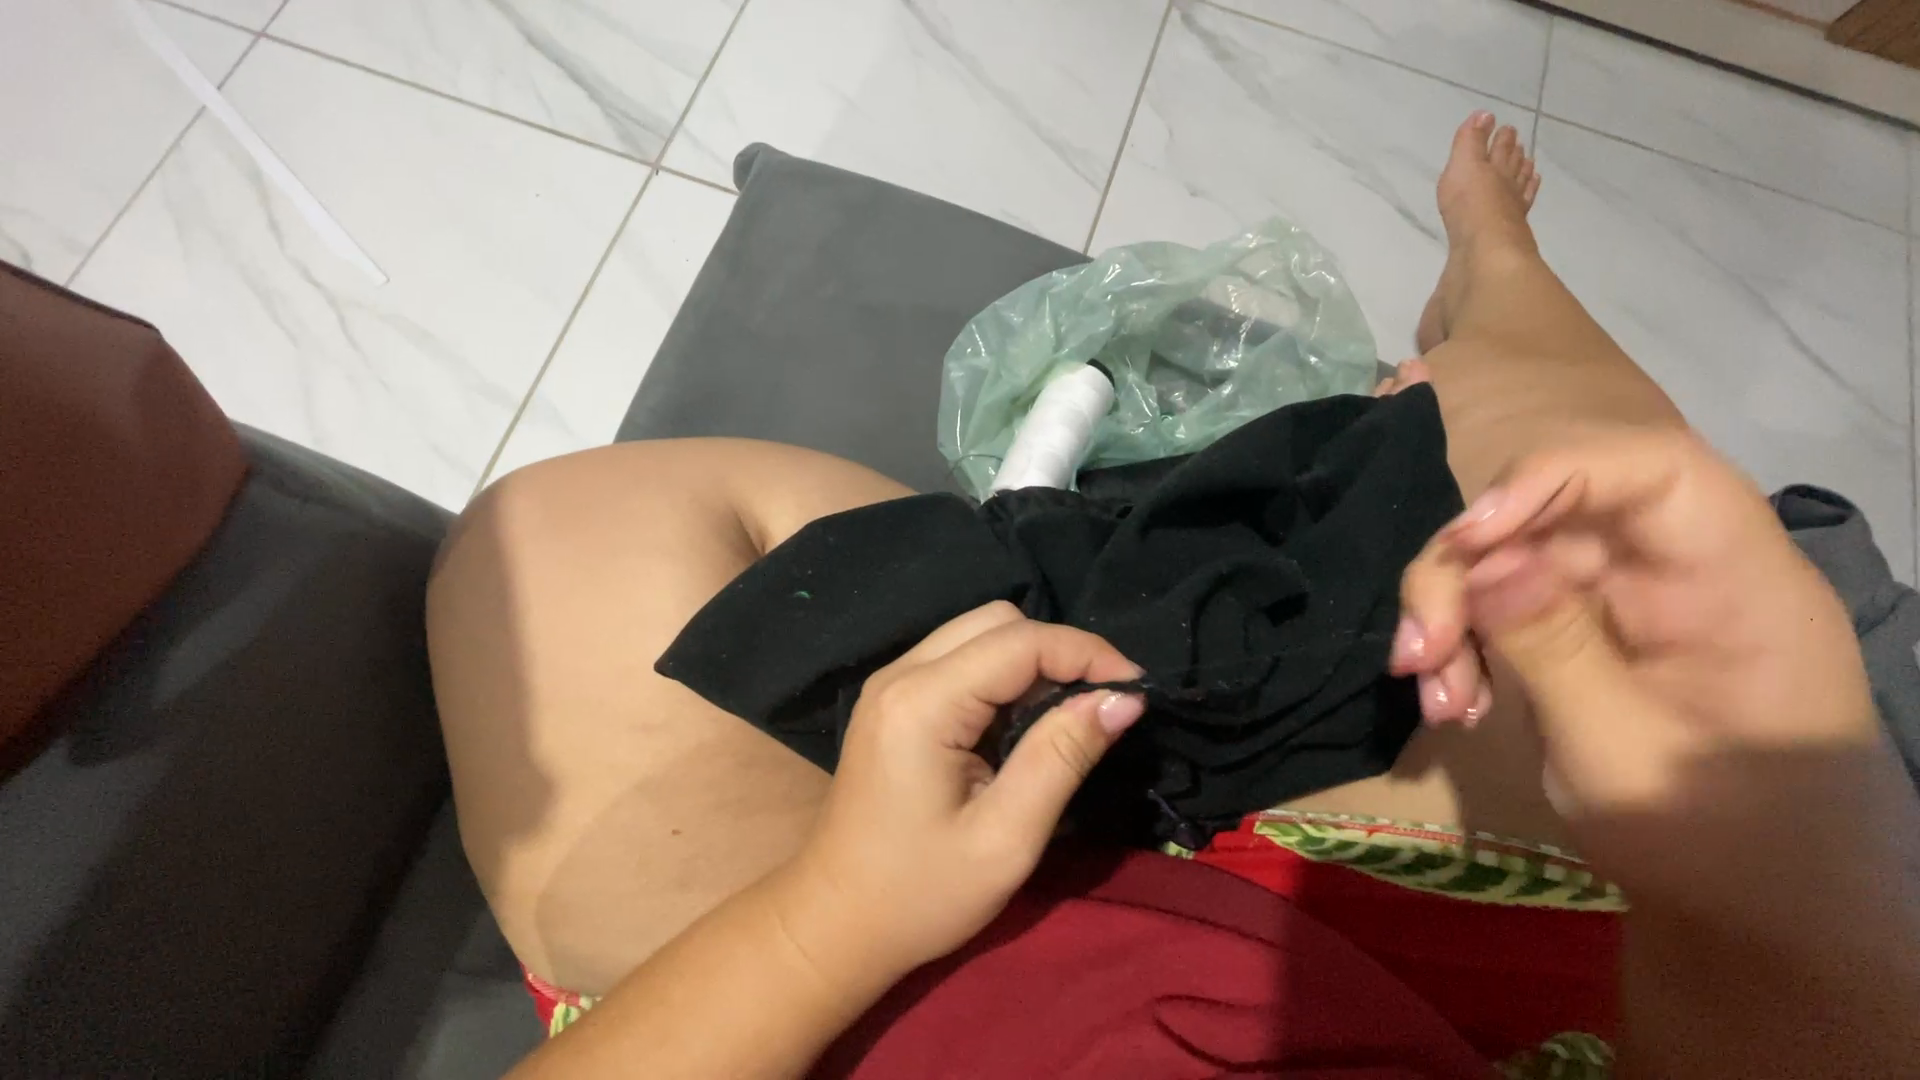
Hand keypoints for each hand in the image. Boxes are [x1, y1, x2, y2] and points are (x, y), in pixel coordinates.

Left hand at [773, 602, 1145, 988]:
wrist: (835, 920)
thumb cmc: (920, 893)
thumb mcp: (1006, 838)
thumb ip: (1062, 757)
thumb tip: (1123, 698)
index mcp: (922, 703)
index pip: (1020, 641)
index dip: (1087, 653)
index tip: (1137, 690)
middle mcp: (900, 673)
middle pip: (997, 621)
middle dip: (1059, 652)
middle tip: (1098, 706)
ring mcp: (891, 682)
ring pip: (979, 632)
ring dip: (1032, 662)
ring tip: (1065, 717)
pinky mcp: (893, 698)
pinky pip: (960, 657)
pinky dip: (1002, 675)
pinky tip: (1019, 722)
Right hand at [1391, 426, 1908, 908]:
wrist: (1748, 913)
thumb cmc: (1719, 843)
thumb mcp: (1623, 751)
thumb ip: (1551, 647)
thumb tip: (1482, 558)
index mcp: (1732, 584)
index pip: (1650, 473)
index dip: (1549, 477)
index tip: (1467, 538)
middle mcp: (1666, 572)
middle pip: (1541, 517)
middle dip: (1460, 574)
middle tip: (1419, 652)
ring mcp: (1612, 601)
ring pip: (1498, 561)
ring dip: (1445, 619)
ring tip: (1432, 698)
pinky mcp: (1569, 630)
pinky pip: (1491, 608)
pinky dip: (1457, 650)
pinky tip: (1450, 704)